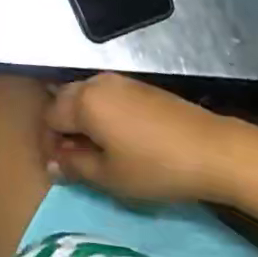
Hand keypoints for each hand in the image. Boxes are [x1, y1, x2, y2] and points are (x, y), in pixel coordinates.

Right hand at [44, 73, 239, 203]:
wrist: (208, 148)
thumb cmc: (152, 166)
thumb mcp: (108, 176)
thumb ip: (74, 166)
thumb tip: (52, 162)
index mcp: (84, 100)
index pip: (49, 116)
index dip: (49, 143)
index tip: (60, 167)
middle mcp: (97, 82)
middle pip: (65, 99)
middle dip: (63, 127)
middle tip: (76, 160)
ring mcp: (120, 80)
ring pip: (86, 96)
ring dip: (82, 120)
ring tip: (97, 151)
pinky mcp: (138, 85)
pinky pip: (106, 95)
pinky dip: (101, 114)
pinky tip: (118, 138)